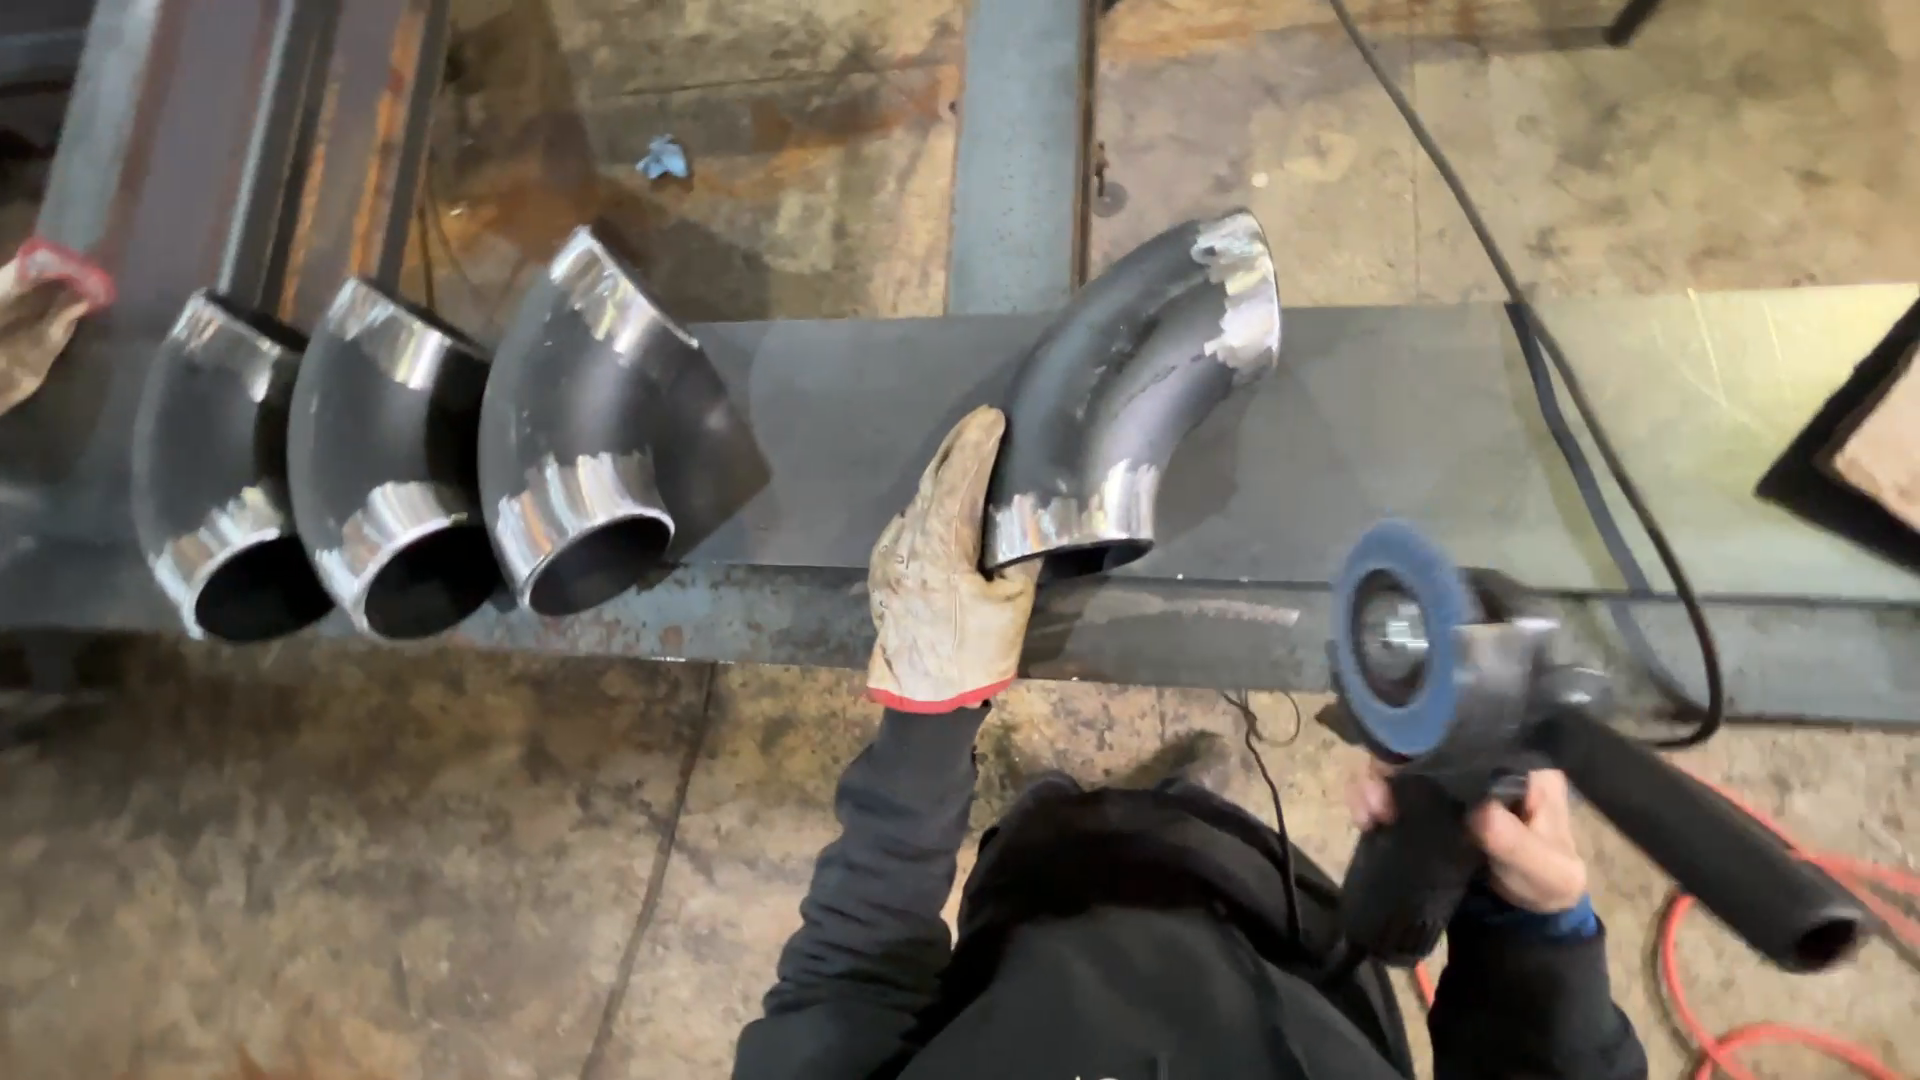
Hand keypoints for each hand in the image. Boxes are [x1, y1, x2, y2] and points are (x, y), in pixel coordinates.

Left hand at [866, 405, 1039, 711]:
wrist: (925, 701)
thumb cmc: (976, 656)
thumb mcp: (1012, 607)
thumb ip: (1019, 559)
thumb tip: (1029, 524)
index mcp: (940, 552)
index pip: (957, 485)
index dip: (975, 449)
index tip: (991, 418)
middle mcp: (907, 547)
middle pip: (930, 484)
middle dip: (955, 448)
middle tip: (979, 421)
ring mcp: (888, 559)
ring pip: (914, 503)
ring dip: (939, 474)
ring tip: (963, 450)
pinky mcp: (881, 573)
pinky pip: (902, 526)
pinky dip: (922, 504)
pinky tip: (935, 496)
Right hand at [1350, 764, 1588, 914]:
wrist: (1522, 914)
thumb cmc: (1546, 883)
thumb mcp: (1548, 871)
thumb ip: (1520, 845)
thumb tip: (1482, 814)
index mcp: (1511, 763)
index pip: (1464, 736)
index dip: (1430, 743)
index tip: (1409, 766)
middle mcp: (1469, 761)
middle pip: (1417, 743)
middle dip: (1389, 765)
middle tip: (1381, 800)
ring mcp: (1437, 779)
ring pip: (1391, 762)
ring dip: (1370, 783)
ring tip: (1370, 815)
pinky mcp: (1413, 799)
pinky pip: (1379, 786)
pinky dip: (1362, 797)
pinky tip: (1364, 820)